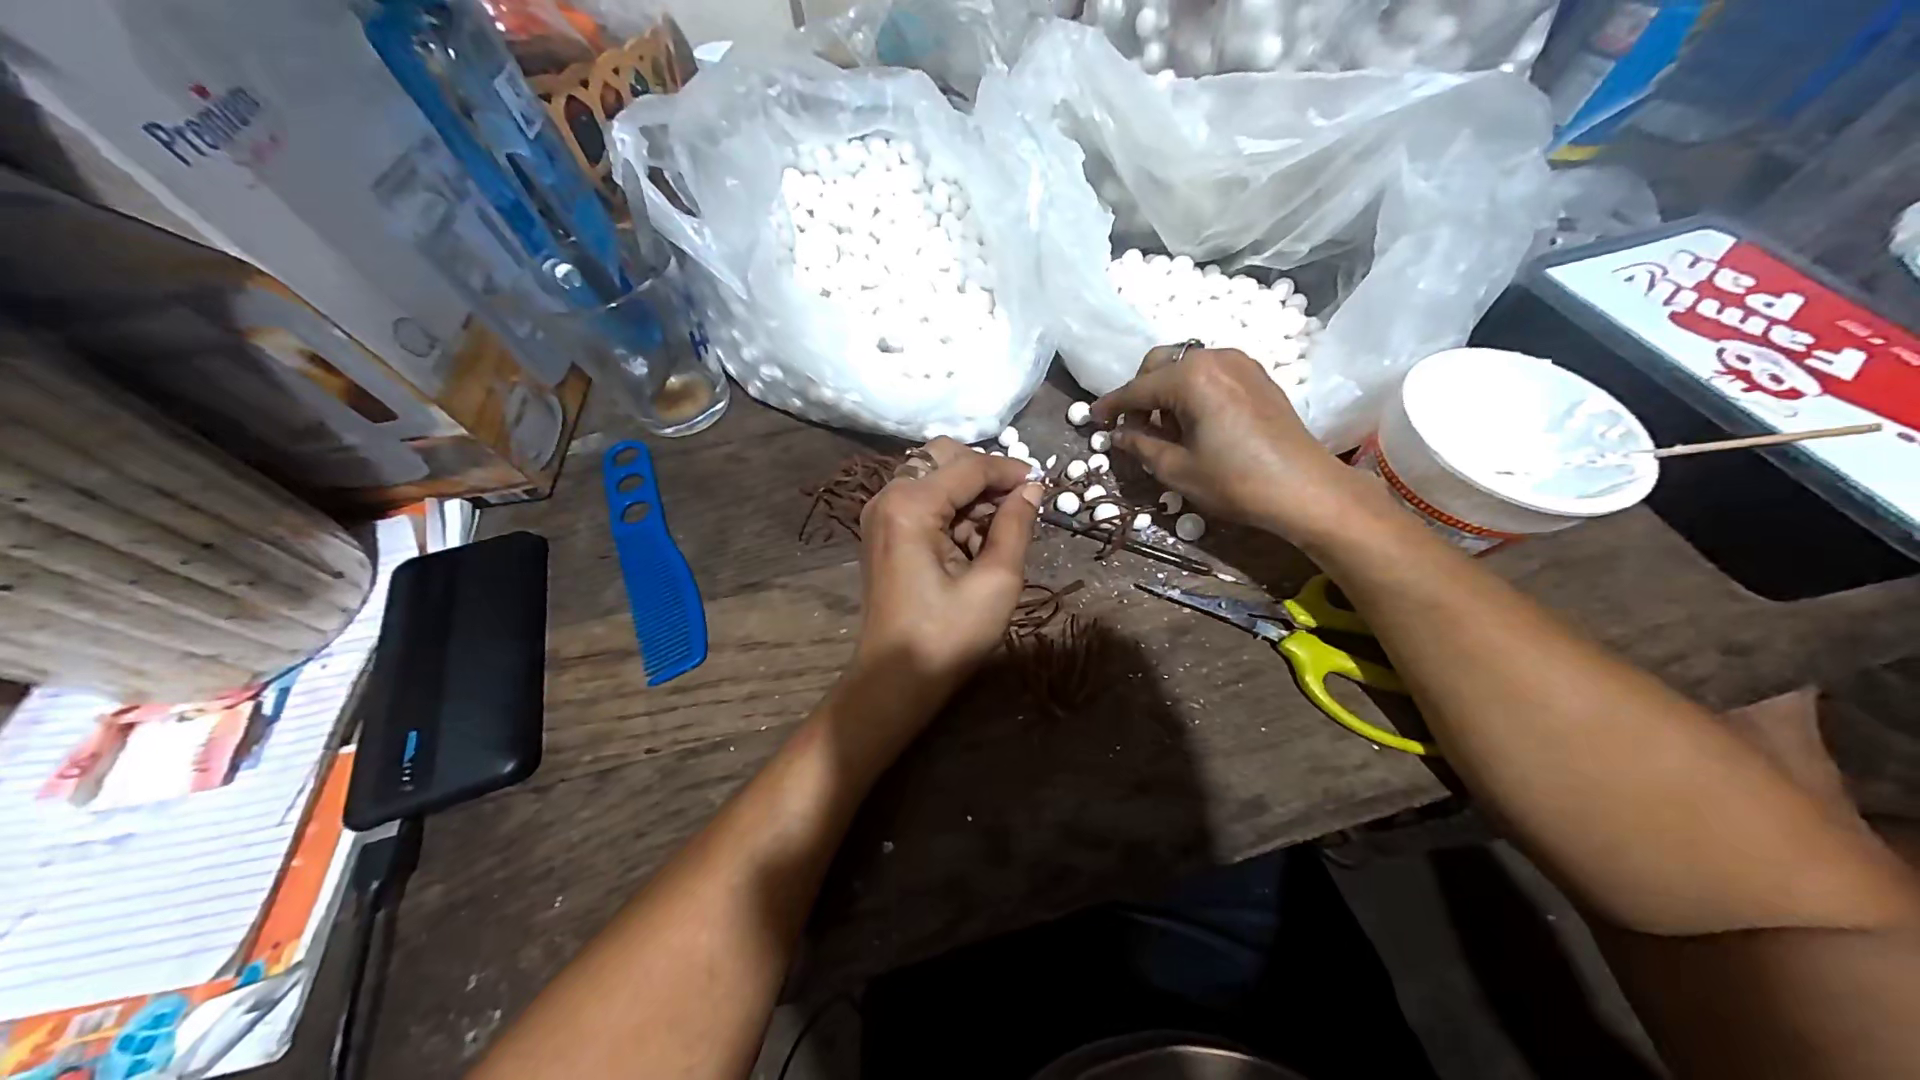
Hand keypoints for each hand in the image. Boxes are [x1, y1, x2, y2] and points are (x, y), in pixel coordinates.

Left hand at [852, 437, 1044, 708]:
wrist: (894, 680)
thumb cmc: (947, 637)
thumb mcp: (996, 582)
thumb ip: (1015, 526)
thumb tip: (1032, 489)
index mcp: (910, 506)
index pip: (968, 467)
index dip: (1010, 471)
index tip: (1043, 485)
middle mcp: (887, 498)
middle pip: (943, 458)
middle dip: (984, 476)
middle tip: (1017, 506)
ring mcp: (880, 515)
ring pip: (933, 477)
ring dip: (968, 494)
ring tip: (997, 533)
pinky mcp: (883, 532)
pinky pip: (922, 501)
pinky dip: (951, 510)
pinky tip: (971, 543)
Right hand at [1091, 346, 1385, 545]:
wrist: (1306, 489)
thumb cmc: (1236, 481)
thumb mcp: (1177, 469)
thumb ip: (1140, 445)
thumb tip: (1118, 434)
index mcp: (1190, 377)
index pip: (1136, 389)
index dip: (1110, 406)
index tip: (1091, 418)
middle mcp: (1213, 357)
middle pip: (1159, 364)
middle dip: (1139, 393)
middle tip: (1130, 427)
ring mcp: (1239, 363)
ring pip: (1184, 366)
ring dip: (1165, 391)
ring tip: (1162, 429)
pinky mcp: (1256, 375)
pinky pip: (1209, 372)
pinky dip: (1191, 389)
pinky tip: (1191, 421)